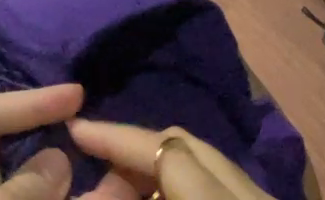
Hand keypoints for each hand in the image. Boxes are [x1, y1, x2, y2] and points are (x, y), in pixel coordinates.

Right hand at [67, 120, 275, 199]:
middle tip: (96, 179)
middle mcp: (252, 194)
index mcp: (223, 199)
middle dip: (133, 151)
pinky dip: (181, 189)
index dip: (114, 137)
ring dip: (155, 171)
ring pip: (203, 164)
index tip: (73, 131)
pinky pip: (219, 187)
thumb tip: (95, 190)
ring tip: (124, 195)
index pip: (165, 150)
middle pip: (184, 143)